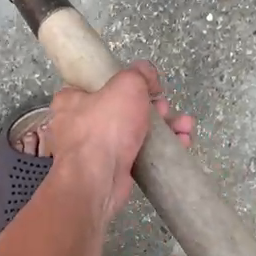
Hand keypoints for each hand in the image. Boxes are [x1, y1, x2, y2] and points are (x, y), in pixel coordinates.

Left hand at [41, 61, 193, 220]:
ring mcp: (95, 150)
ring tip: (184, 126)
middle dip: (153, 107)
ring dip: (164, 127)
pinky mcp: (112, 170)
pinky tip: (181, 142)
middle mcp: (79, 125)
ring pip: (134, 132)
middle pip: (123, 109)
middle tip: (164, 109)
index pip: (98, 85)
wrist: (97, 181)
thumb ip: (139, 73)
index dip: (126, 83)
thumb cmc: (104, 128)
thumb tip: (147, 74)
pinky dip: (160, 148)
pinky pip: (139, 154)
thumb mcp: (126, 85)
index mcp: (71, 101)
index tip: (146, 86)